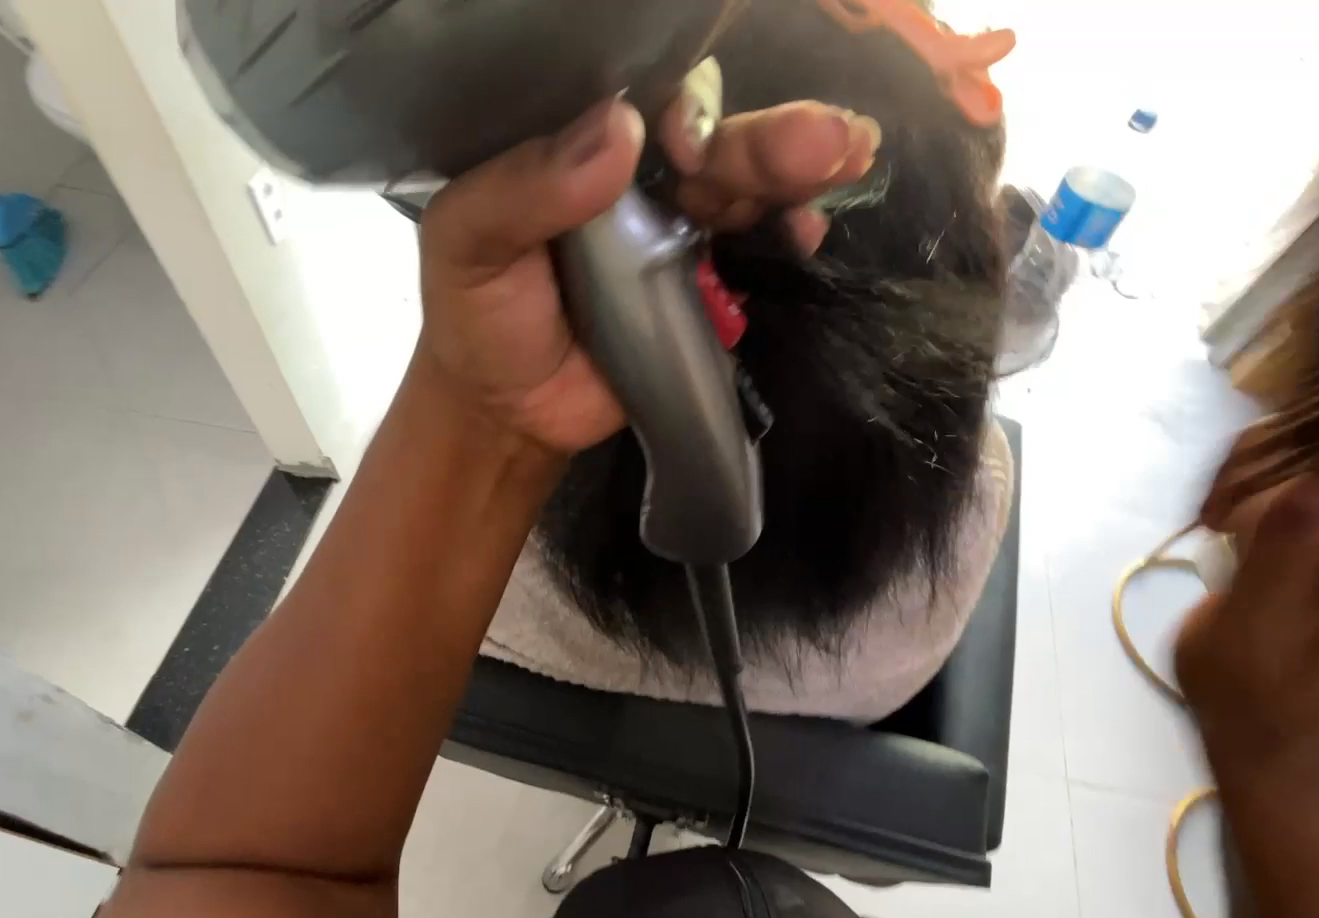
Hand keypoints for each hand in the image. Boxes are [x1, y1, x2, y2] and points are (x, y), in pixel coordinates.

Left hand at [414, 75, 881, 455]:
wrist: (513, 411)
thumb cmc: (479, 318)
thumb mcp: (469, 244)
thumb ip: (525, 189)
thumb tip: (619, 133)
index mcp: (577, 152)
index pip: (642, 106)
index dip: (682, 112)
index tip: (691, 144)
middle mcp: (637, 184)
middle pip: (713, 145)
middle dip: (767, 140)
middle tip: (823, 140)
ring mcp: (677, 237)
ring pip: (746, 191)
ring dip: (797, 176)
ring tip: (848, 157)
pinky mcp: (704, 292)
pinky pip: (754, 256)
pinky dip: (788, 239)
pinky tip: (811, 233)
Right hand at [1175, 428, 1318, 770]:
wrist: (1256, 729)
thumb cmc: (1249, 693)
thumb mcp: (1256, 634)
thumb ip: (1290, 560)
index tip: (1271, 475)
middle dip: (1290, 463)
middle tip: (1222, 510)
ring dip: (1265, 473)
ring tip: (1215, 520)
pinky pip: (1315, 482)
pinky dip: (1261, 485)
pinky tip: (1223, 521)